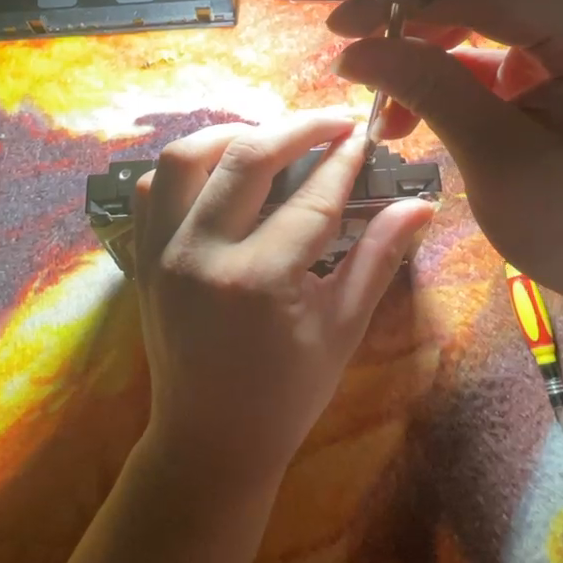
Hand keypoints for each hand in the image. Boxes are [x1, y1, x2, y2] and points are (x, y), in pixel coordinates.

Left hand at [131, 111, 433, 481]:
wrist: (210, 440)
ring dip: (233, 134)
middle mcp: (201, 254)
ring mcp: (162, 252)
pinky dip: (186, 167)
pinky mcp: (141, 256)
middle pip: (246, 157)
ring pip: (186, 157)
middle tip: (331, 122)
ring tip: (272, 139)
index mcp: (259, 280)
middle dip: (296, 127)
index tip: (363, 134)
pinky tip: (221, 173)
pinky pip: (152, 186)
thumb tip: (421, 204)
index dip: (342, 159)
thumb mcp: (342, 327)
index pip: (310, 197)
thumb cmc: (286, 393)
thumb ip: (379, 257)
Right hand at [329, 0, 562, 317]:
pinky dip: (462, 87)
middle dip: (418, 34)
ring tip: (389, 114)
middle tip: (357, 65)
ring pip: (492, 32)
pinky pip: (509, 64)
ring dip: (434, 64)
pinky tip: (421, 117)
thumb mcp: (498, 159)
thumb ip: (429, 88)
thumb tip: (353, 50)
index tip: (339, 27)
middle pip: (490, 1)